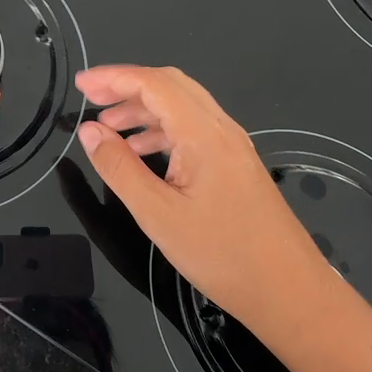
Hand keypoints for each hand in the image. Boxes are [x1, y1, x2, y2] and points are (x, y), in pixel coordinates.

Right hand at [74, 65, 329, 331]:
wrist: (291, 293)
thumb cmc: (222, 255)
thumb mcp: (158, 214)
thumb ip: (119, 168)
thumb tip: (89, 131)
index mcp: (203, 133)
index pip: (153, 84)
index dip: (113, 77)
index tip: (80, 84)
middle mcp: (221, 129)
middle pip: (170, 85)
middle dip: (127, 86)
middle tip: (90, 98)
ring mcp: (233, 146)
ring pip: (183, 107)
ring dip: (143, 109)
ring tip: (108, 130)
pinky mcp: (236, 166)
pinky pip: (194, 130)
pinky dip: (162, 130)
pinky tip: (142, 154)